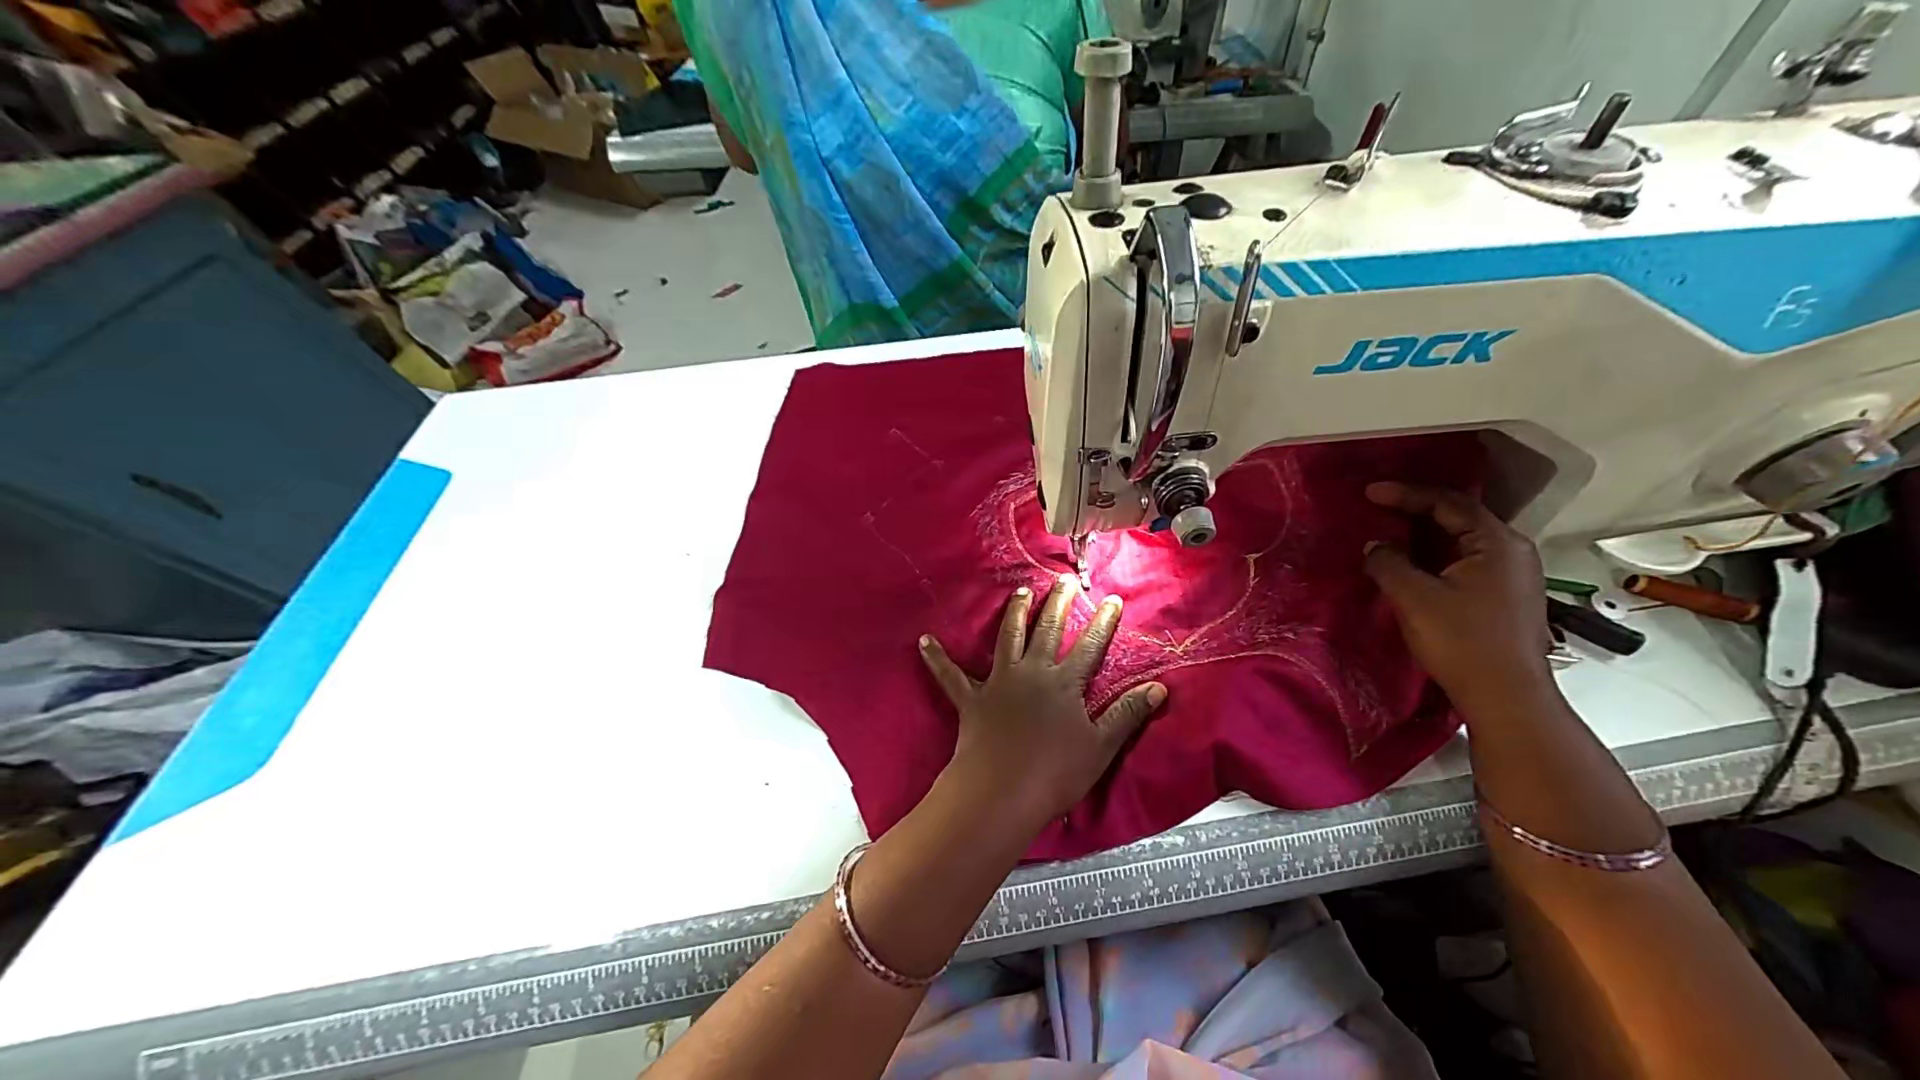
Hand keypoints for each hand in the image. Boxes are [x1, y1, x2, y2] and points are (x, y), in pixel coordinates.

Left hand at [919, 575, 1166, 831]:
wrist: (1002, 791)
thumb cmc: (1055, 773)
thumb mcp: (1101, 746)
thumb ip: (1128, 714)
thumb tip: (1159, 688)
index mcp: (1065, 684)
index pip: (1091, 646)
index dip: (1103, 623)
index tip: (1111, 600)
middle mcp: (1032, 673)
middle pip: (1048, 631)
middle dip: (1059, 604)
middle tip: (1064, 582)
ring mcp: (999, 683)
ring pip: (1008, 638)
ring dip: (1014, 614)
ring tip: (1020, 591)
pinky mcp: (972, 700)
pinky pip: (951, 676)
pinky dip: (938, 659)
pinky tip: (924, 641)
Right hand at [1362, 482, 1554, 715]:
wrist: (1505, 697)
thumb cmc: (1462, 642)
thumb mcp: (1414, 598)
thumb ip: (1388, 563)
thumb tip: (1375, 546)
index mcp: (1497, 543)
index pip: (1449, 503)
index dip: (1406, 494)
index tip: (1370, 492)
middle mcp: (1513, 552)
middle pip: (1459, 518)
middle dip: (1416, 511)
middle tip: (1378, 508)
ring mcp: (1513, 576)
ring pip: (1462, 542)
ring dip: (1425, 536)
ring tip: (1389, 534)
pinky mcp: (1505, 598)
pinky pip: (1465, 562)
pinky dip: (1435, 556)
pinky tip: (1411, 566)